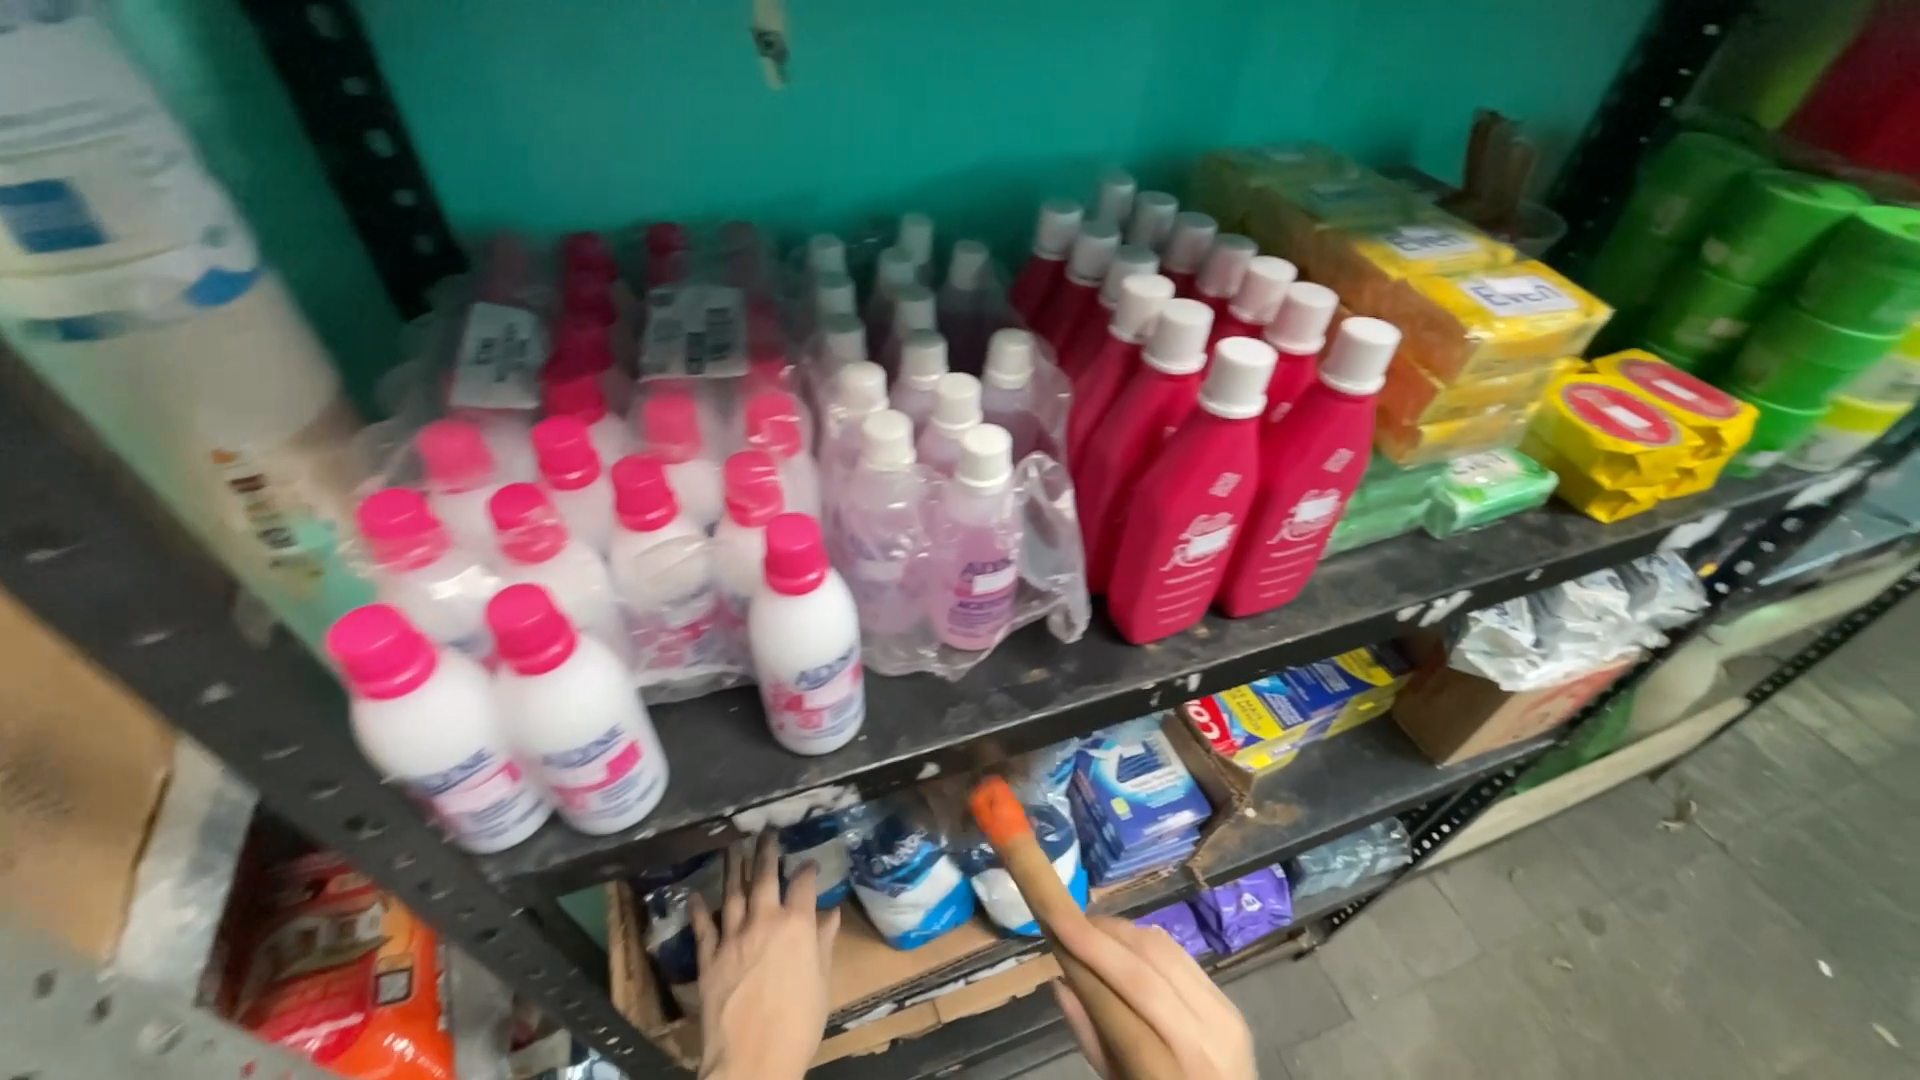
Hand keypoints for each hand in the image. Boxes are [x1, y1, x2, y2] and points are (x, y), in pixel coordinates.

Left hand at [690, 832, 840, 1079]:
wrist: (753, 1060)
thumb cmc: (799, 1024)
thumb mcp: (822, 981)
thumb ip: (823, 943)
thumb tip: (830, 914)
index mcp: (797, 925)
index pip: (803, 884)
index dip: (807, 869)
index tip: (808, 863)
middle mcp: (764, 921)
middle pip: (764, 876)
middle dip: (766, 851)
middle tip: (766, 832)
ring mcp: (733, 938)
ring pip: (732, 893)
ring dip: (733, 868)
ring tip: (733, 849)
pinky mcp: (709, 958)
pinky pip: (703, 927)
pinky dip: (699, 909)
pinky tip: (695, 894)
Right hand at [1050, 915, 1255, 1079]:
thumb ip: (1091, 1037)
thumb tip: (1061, 983)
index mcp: (1168, 1078)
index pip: (1117, 1011)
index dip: (1083, 967)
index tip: (1051, 933)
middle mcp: (1203, 1043)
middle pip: (1142, 974)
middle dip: (1097, 940)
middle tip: (1061, 917)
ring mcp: (1222, 1018)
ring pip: (1163, 955)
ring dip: (1119, 932)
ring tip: (1086, 925)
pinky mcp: (1229, 1001)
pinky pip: (1180, 955)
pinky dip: (1144, 939)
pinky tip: (1119, 936)